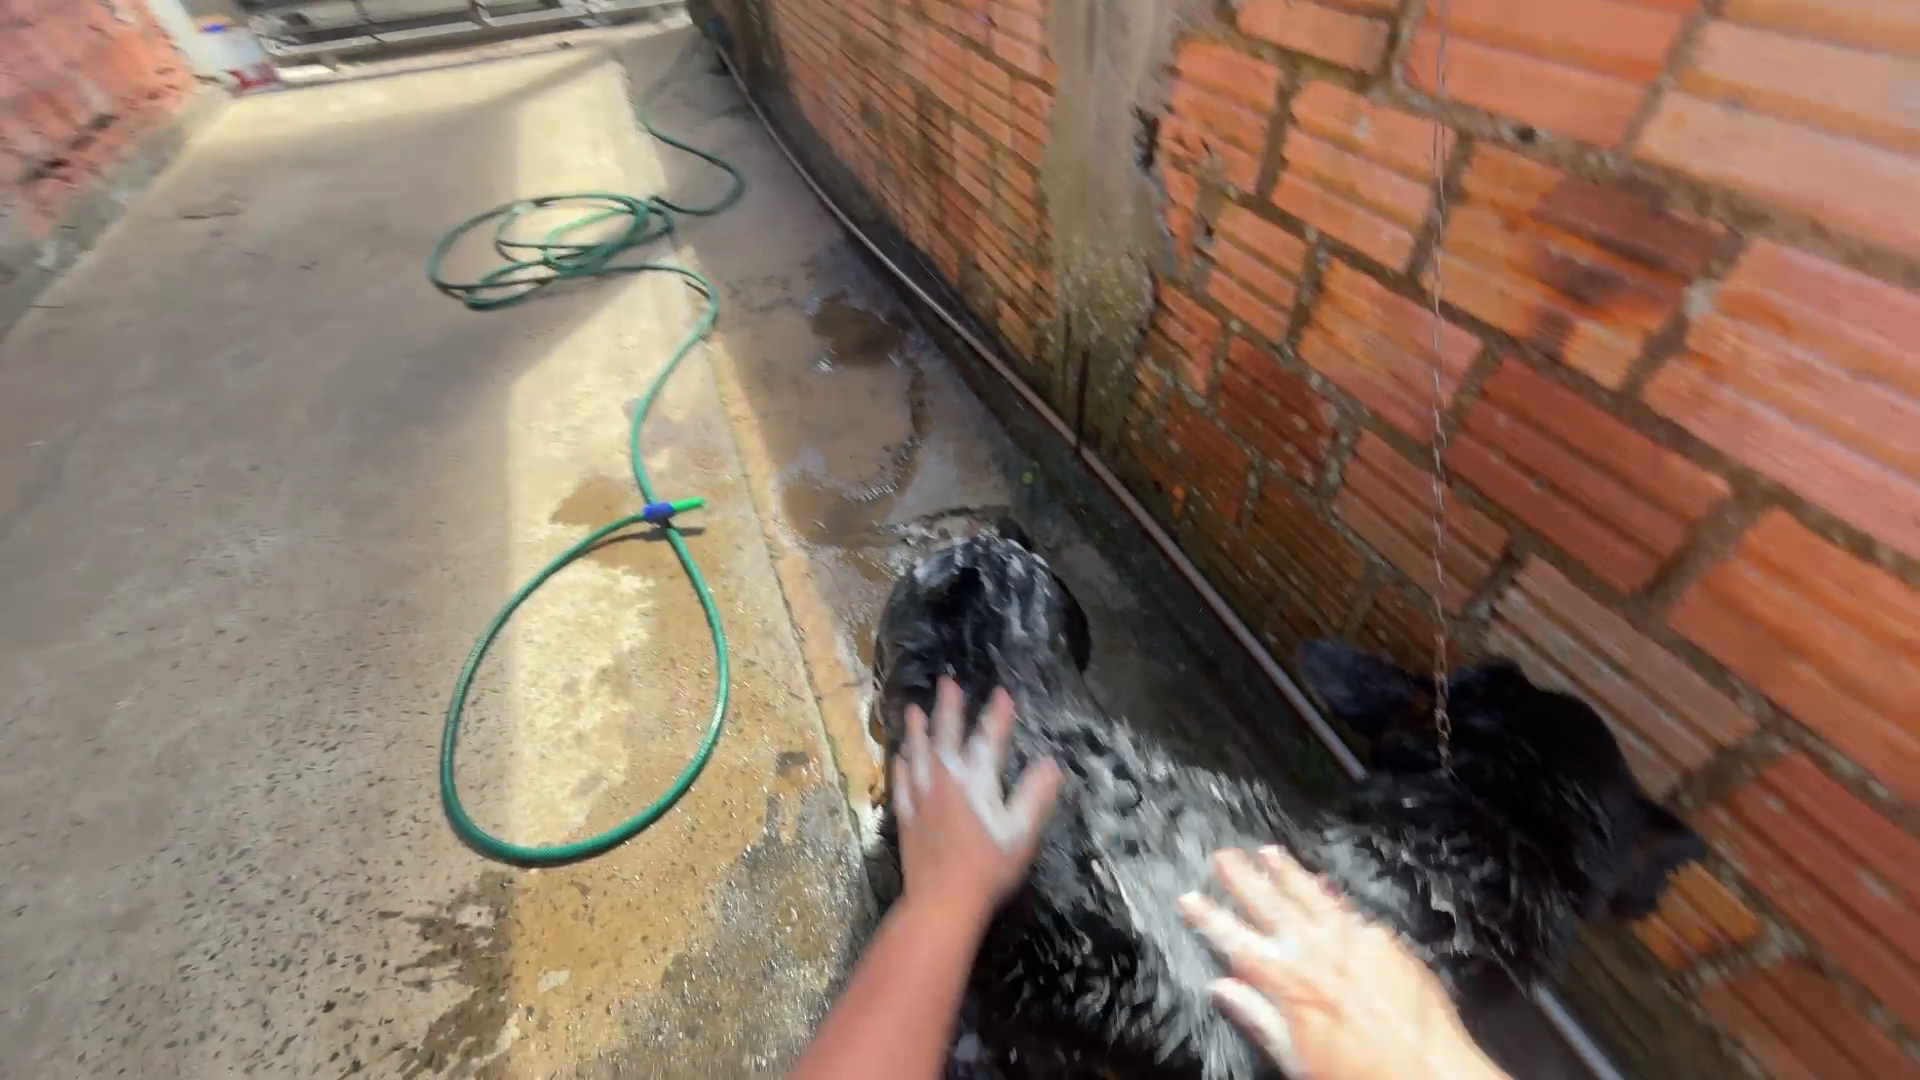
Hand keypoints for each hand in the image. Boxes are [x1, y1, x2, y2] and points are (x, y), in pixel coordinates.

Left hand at [894, 677, 1063, 928]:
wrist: (941, 902)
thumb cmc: (987, 869)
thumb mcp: (1020, 835)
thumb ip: (1035, 797)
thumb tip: (1051, 764)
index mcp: (975, 782)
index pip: (989, 740)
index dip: (997, 716)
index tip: (1003, 693)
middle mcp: (945, 781)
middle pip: (947, 736)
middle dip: (949, 708)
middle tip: (947, 683)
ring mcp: (922, 797)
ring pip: (919, 753)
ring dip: (918, 729)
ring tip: (914, 709)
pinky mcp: (906, 816)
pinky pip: (902, 781)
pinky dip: (902, 765)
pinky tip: (900, 756)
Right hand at [1179, 848, 1504, 1079]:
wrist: (1436, 1076)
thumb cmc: (1359, 1076)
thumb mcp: (1298, 1060)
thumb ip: (1258, 1017)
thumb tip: (1220, 987)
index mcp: (1287, 980)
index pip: (1235, 940)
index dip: (1208, 917)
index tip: (1187, 896)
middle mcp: (1313, 950)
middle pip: (1269, 904)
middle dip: (1242, 877)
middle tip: (1223, 854)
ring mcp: (1350, 939)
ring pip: (1308, 894)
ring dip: (1285, 871)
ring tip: (1268, 851)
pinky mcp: (1383, 941)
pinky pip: (1347, 907)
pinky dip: (1329, 892)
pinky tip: (1322, 881)